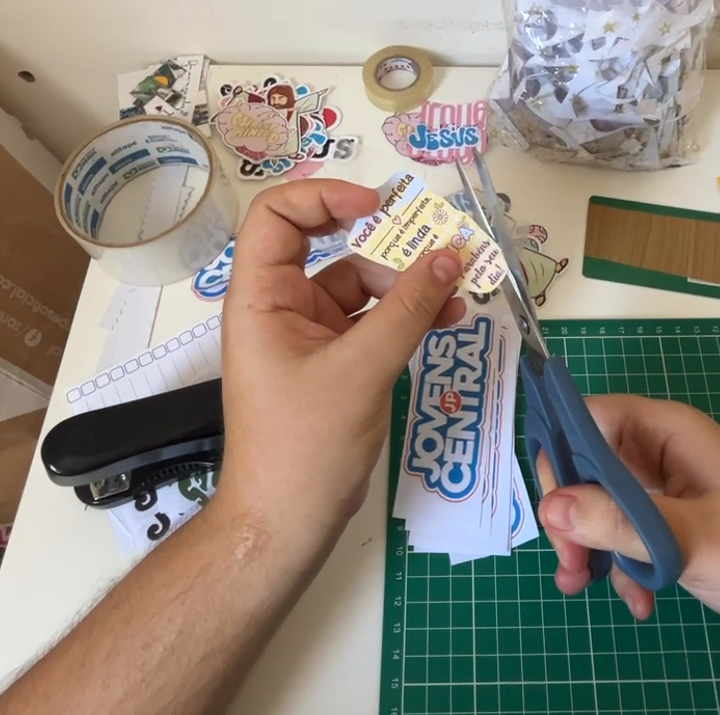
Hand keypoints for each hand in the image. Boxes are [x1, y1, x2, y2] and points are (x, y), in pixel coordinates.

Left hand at [217, 179, 464, 541]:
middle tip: (433, 241)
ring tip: (456, 292)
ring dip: (408, 285)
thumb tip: (450, 256)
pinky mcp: (336, 360)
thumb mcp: (361, 369)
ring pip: (362, 286)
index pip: (277, 216)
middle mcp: (283, 306)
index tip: (376, 204)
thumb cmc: (305, 444)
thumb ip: (408, 310)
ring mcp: (311, 334)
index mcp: (262, 296)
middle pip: (330, 247)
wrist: (288, 524)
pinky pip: (375, 321)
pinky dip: (408, 316)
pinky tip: (448, 317)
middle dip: (385, 244)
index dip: (323, 196)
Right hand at [536, 395, 719, 634]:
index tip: (553, 507)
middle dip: (571, 512)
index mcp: (667, 431)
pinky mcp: (666, 520)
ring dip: (588, 542)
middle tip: (569, 561)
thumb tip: (550, 505)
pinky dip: (617, 561)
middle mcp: (658, 450)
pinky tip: (636, 598)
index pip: (592, 418)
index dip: (564, 453)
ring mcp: (662, 486)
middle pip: (587, 462)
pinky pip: (621, 529)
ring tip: (584, 585)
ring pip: (598, 500)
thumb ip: (620, 522)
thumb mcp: (690, 540)